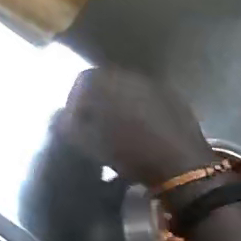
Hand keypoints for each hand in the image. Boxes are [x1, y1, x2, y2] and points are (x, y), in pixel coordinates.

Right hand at [58, 68, 214, 188]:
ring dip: (122, 105)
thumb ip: (67, 126)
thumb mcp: (87, 143)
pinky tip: (145, 132)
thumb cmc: (128, 152)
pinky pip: (151, 99)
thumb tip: (60, 117)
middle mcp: (129, 75)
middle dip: (99, 101)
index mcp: (106, 81)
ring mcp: (155, 85)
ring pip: (129, 90)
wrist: (180, 165)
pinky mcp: (175, 98)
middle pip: (107, 82)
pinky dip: (143, 111)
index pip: (81, 81)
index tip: (74, 122)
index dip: (75, 101)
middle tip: (96, 126)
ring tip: (121, 130)